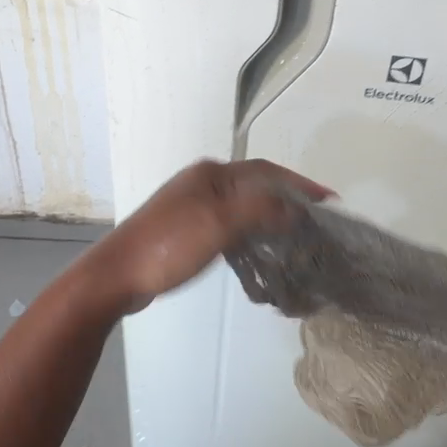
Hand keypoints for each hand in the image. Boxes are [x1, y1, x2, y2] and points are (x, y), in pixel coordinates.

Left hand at [81, 159, 330, 313]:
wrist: (116, 275)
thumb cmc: (169, 245)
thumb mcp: (220, 223)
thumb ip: (261, 210)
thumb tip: (295, 207)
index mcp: (212, 174)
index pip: (266, 171)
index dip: (299, 183)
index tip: (329, 199)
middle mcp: (203, 182)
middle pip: (256, 186)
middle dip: (287, 199)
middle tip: (316, 220)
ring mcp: (192, 206)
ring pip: (243, 207)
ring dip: (269, 218)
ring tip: (295, 237)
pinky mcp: (186, 231)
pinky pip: (229, 225)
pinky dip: (250, 234)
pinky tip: (259, 253)